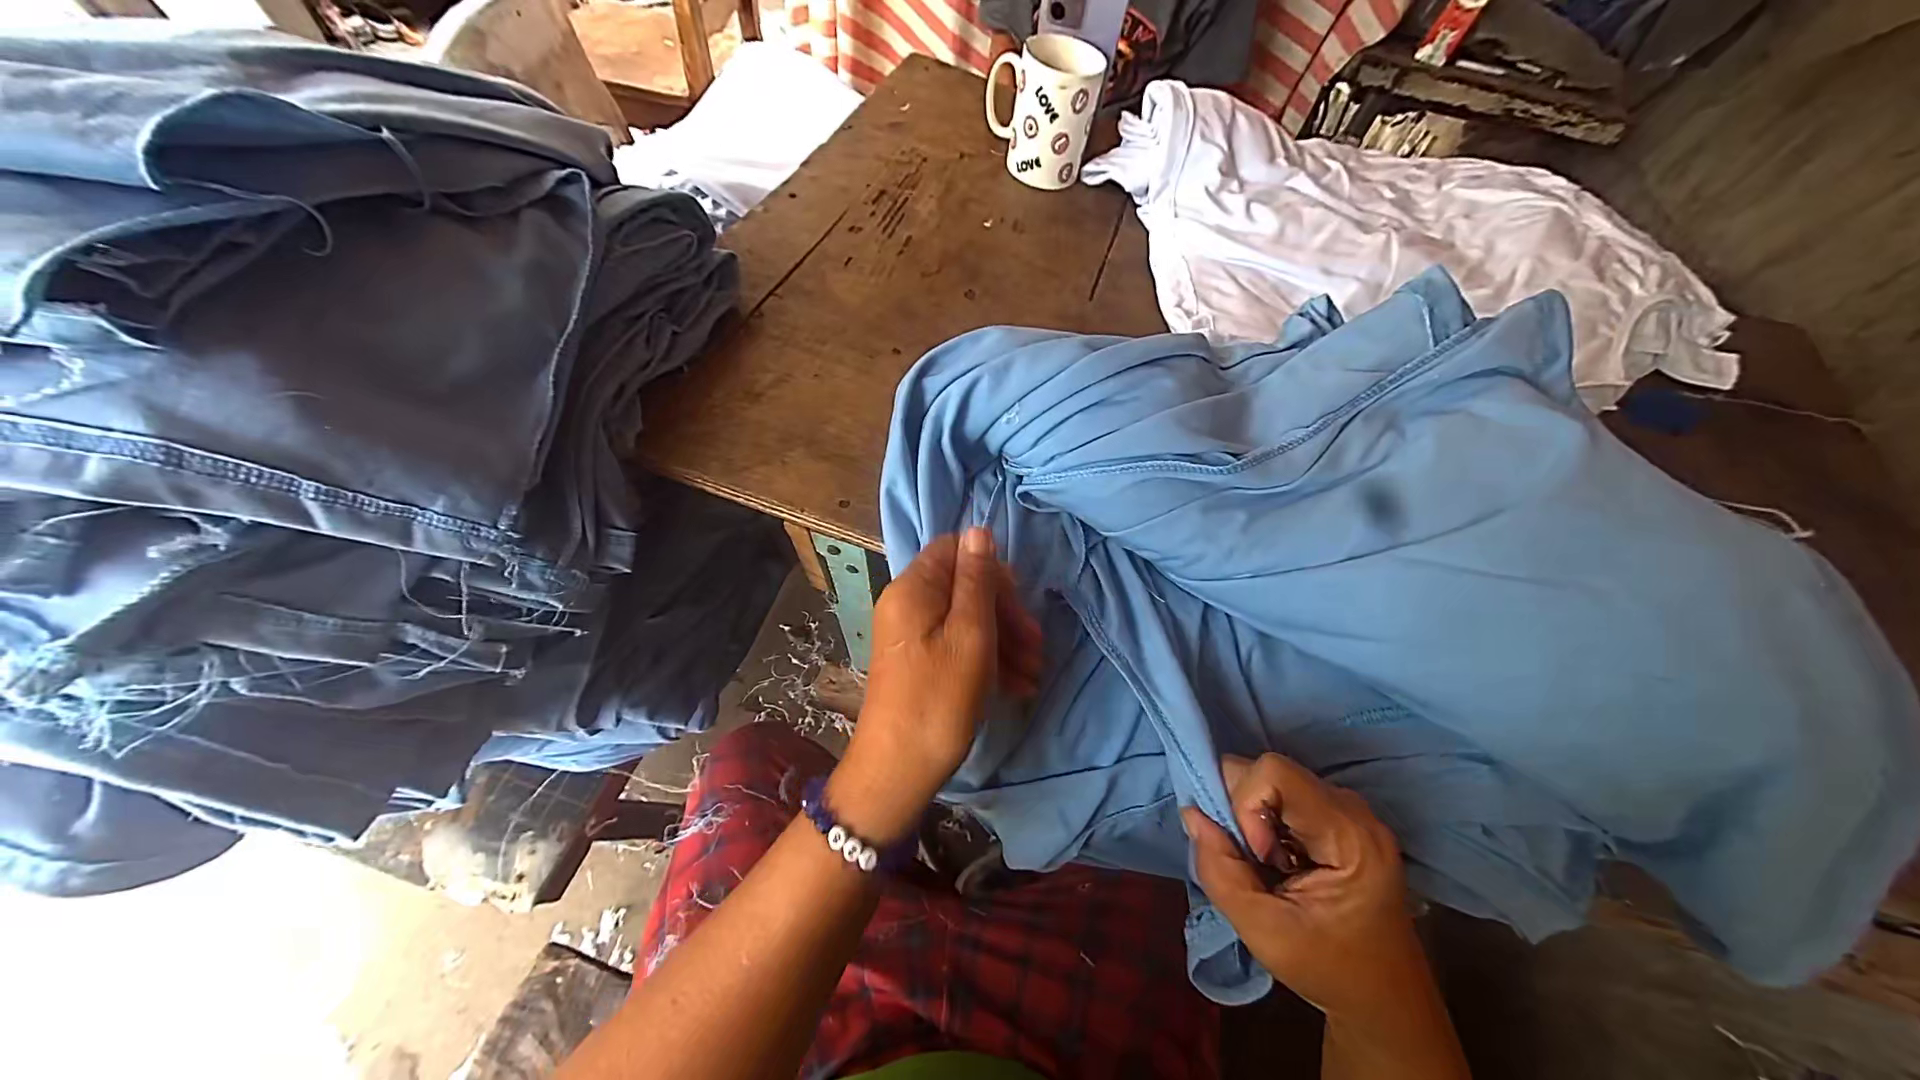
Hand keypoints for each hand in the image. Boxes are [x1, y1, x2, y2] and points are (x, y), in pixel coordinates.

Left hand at [828, 527, 1042, 843]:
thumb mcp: (970, 635)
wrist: (898, 769)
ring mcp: (910, 634)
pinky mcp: (917, 661)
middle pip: (963, 587)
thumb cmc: (939, 699)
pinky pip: (955, 644)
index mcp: (913, 588)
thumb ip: (976, 580)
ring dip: (1003, 641)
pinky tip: (1015, 686)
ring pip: (964, 619)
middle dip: (1005, 613)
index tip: (1019, 605)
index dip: (992, 571)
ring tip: (1033, 675)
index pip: (955, 551)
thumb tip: (979, 528)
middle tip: (1037, 647)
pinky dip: (986, 659)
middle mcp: (907, 604)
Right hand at [1181, 753, 1425, 1020]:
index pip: (1275, 772)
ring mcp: (1350, 810)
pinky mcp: (1340, 815)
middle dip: (1243, 810)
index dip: (1247, 803)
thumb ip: (1219, 869)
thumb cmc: (1329, 968)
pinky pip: (1283, 792)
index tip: (1256, 854)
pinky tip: (1278, 859)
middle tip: (1254, 861)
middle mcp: (1354, 810)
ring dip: (1252, 816)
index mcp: (1349, 837)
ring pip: (1272, 779)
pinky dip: (1264, 818)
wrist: (1384, 996)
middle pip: (1271, 770)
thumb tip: (1192, 812)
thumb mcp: (1262, 932)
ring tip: (1268, 864)